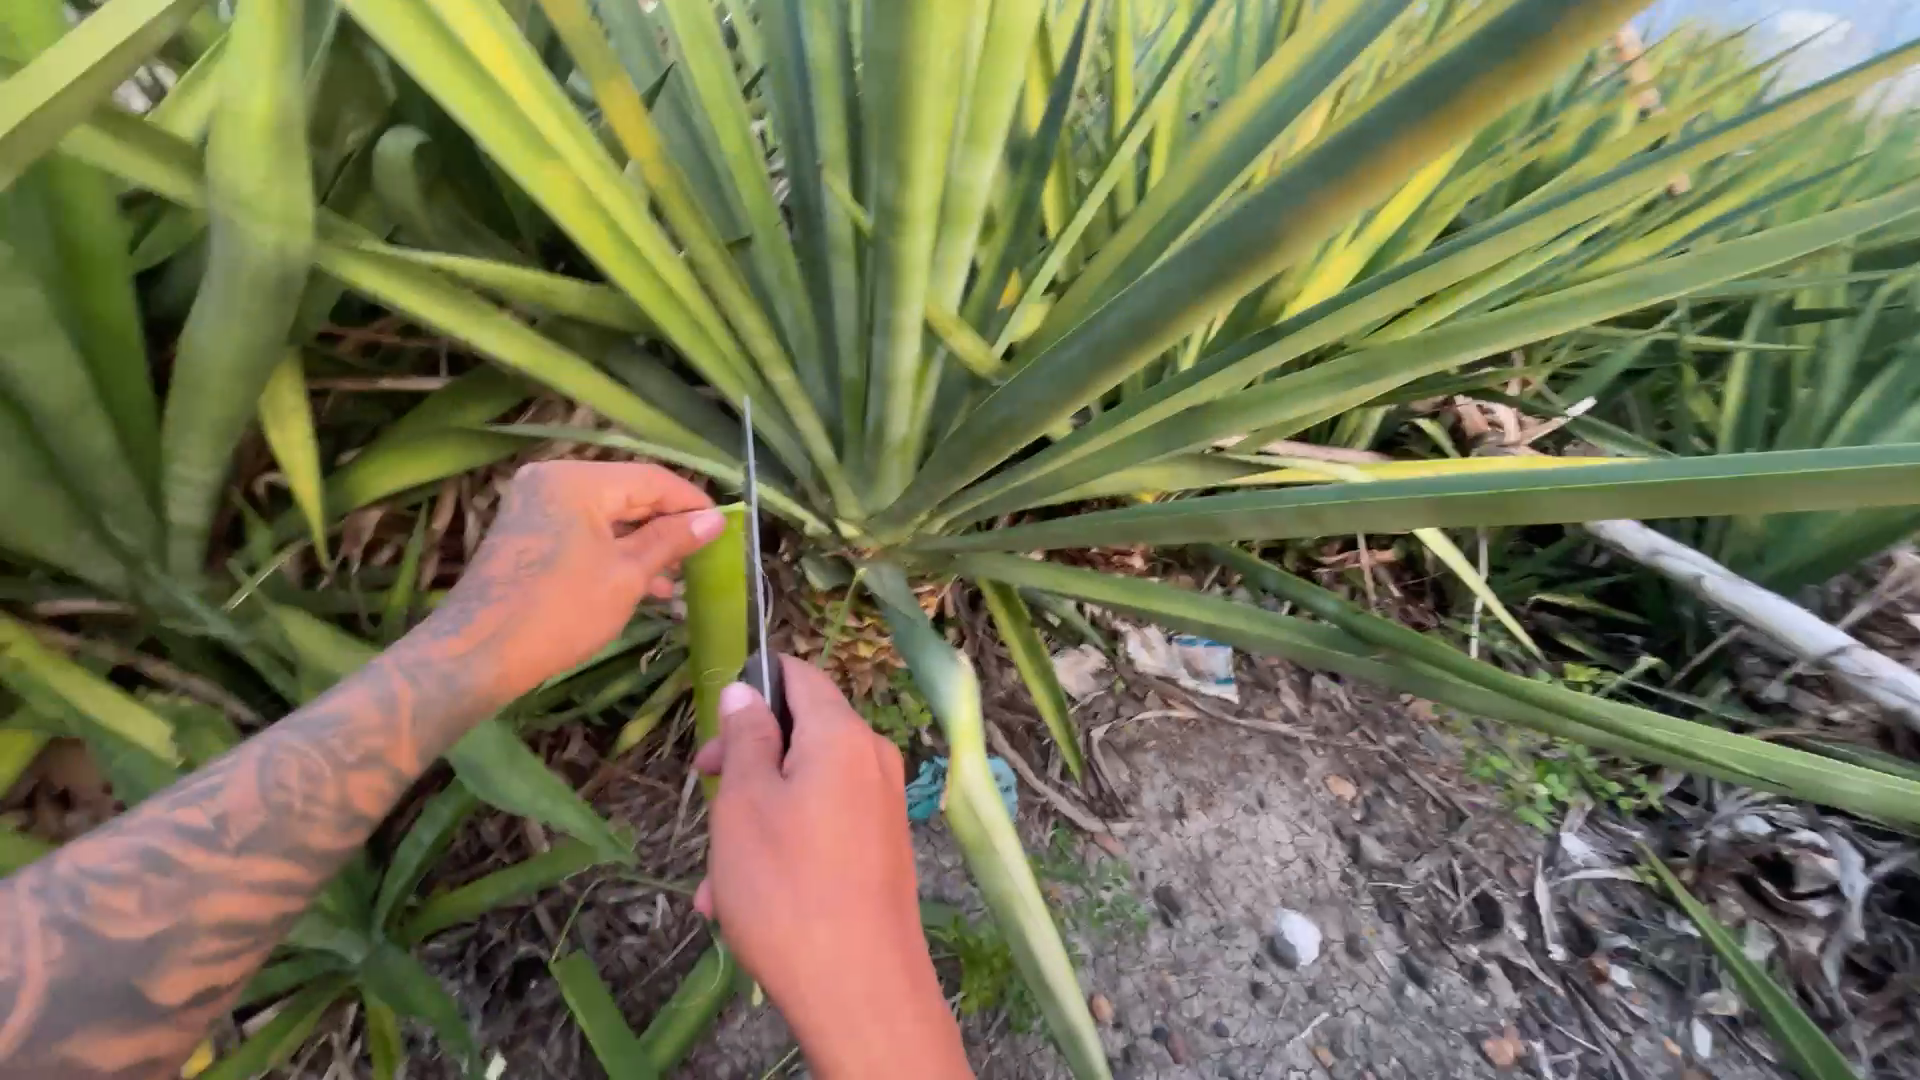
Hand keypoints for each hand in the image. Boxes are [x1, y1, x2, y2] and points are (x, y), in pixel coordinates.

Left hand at [430, 461, 721, 702]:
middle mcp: (554, 482)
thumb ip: (673, 540)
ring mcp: (538, 508)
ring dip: (647, 544)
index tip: (724, 527)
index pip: (652, 478)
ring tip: (680, 577)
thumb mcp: (628, 574)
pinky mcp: (531, 535)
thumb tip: (716, 520)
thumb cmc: (561, 610)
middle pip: (630, 494)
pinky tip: (648, 584)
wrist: (477, 656)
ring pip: (610, 517)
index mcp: (577, 480)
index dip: (692, 502)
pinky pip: (587, 533)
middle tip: (705, 554)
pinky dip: (618, 553)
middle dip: (669, 526)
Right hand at [694, 658, 970, 1078]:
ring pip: (806, 785)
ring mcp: (883, 802)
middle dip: (748, 759)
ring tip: (718, 876)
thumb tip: (745, 689)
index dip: (754, 684)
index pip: (799, 674)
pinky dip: (787, 841)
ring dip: (758, 815)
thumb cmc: (787, 886)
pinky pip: (826, 822)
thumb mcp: (745, 803)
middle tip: (705, 789)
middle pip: (802, 731)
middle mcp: (872, 757)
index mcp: (843, 733)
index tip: (718, 725)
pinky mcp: (883, 843)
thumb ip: (746, 736)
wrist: (861, 987)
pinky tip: (746, 898)